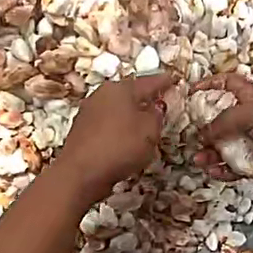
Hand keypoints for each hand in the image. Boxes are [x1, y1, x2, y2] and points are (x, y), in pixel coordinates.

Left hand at [51, 73, 174, 198]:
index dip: (162, 82)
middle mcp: (101, 95)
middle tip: (158, 98)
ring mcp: (88, 113)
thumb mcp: (150, 131)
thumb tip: (155, 106)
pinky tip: (124, 135)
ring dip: (129, 112)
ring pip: (116, 108)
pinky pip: (106, 123)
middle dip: (143, 96)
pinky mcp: (81, 131)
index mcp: (120, 89)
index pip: (147, 82)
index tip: (172, 79)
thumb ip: (157, 115)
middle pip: (128, 92)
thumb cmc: (120, 146)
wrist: (80, 173)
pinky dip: (118, 126)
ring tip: (143, 119)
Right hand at [195, 74, 252, 183]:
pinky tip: (213, 171)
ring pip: (224, 146)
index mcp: (252, 97)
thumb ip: (224, 120)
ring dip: (209, 153)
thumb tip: (204, 133)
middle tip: (190, 136)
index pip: (228, 84)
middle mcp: (251, 118)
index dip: (209, 85)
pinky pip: (233, 167)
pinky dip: (222, 170)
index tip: (191, 92)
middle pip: (220, 120)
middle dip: (203, 128)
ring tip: (198, 159)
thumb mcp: (252, 111)